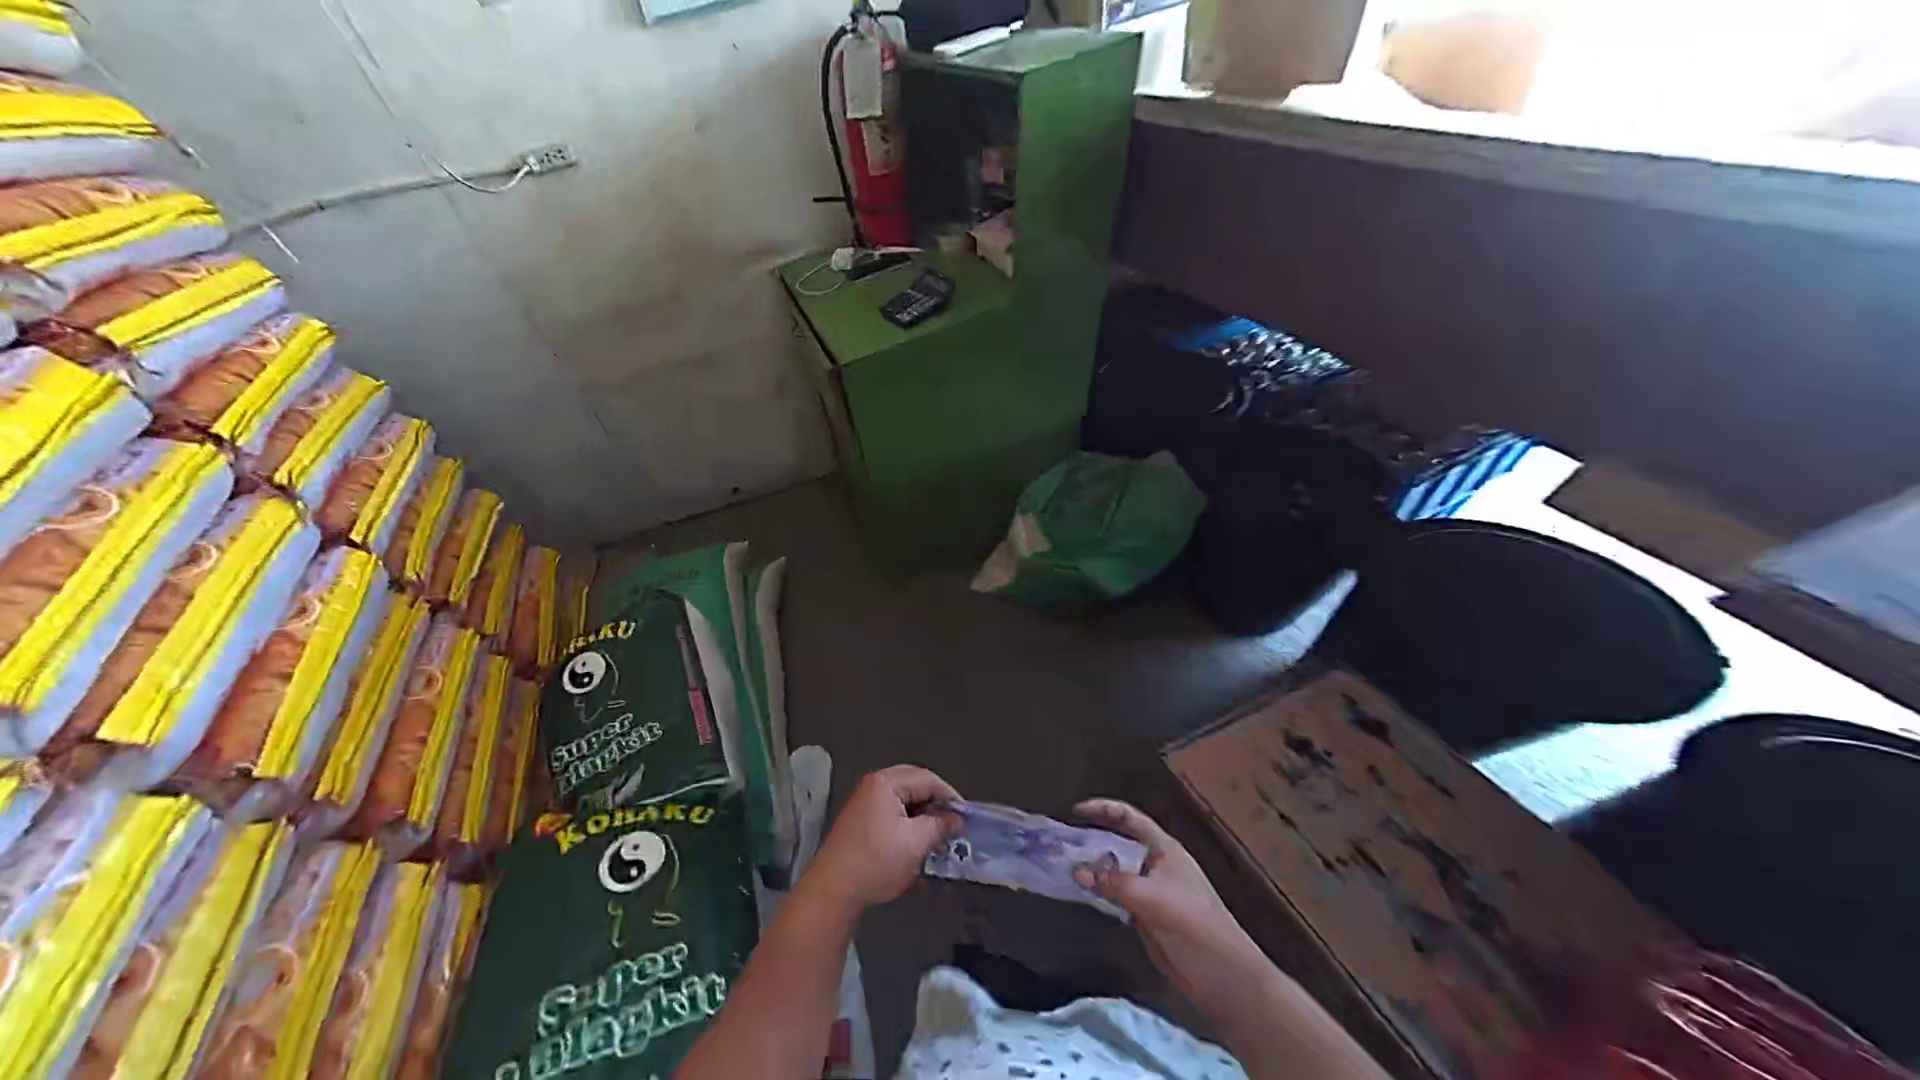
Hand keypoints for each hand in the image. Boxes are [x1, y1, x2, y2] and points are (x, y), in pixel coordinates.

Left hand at [800, 766, 960, 912]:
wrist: (833, 891)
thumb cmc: (877, 862)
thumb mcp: (916, 843)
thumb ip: (940, 826)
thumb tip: (956, 819)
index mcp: (886, 782)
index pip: (927, 779)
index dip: (950, 796)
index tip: (965, 817)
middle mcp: (873, 785)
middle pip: (914, 786)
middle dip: (935, 805)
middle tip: (952, 824)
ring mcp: (864, 802)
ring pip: (903, 800)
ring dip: (922, 816)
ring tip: (937, 836)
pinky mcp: (860, 821)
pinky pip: (891, 813)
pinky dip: (907, 825)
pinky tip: (916, 844)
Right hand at [1073, 798, 1269, 1000]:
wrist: (1226, 981)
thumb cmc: (1196, 928)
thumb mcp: (1154, 901)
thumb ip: (1115, 884)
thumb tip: (1077, 870)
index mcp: (1165, 850)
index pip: (1130, 818)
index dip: (1104, 810)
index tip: (1075, 812)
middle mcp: (1155, 864)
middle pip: (1119, 842)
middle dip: (1092, 838)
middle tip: (1060, 841)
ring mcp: (1150, 891)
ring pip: (1115, 870)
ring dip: (1092, 867)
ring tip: (1061, 863)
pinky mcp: (1145, 916)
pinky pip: (1115, 896)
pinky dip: (1097, 891)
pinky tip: (1079, 892)